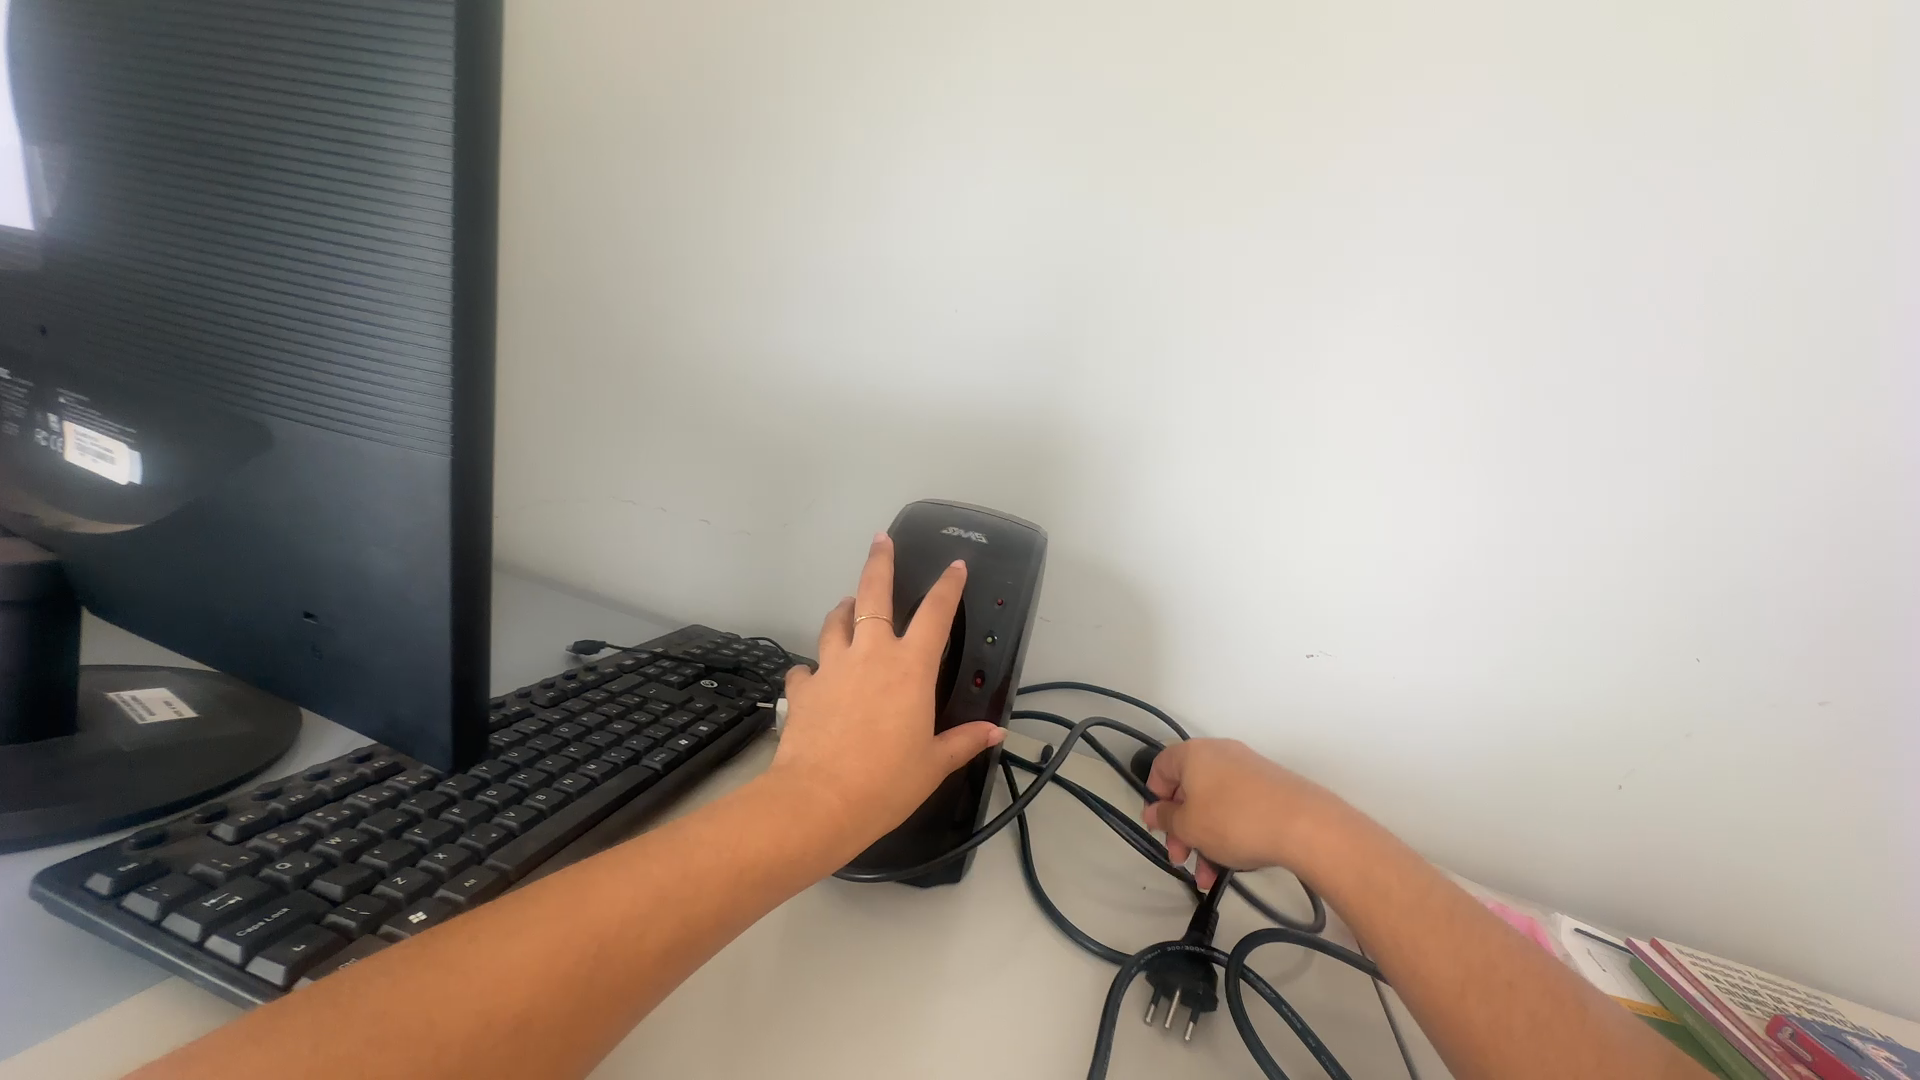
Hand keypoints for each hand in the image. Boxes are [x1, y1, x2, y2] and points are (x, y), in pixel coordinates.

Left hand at [765, 532, 1005, 849]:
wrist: (817, 802)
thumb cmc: (885, 783)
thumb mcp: (933, 765)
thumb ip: (964, 742)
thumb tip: (995, 733)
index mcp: (910, 668)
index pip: (936, 613)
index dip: (948, 586)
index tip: (955, 566)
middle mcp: (870, 655)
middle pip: (873, 593)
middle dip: (879, 562)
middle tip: (880, 540)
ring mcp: (832, 667)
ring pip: (836, 621)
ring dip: (843, 609)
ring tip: (846, 604)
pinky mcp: (803, 688)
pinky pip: (807, 667)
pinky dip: (814, 667)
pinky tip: (815, 676)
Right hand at [1141, 738, 1351, 888]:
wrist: (1305, 825)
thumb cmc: (1233, 820)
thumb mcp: (1189, 825)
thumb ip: (1165, 818)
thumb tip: (1153, 811)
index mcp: (1193, 754)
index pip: (1161, 768)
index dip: (1155, 798)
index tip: (1160, 826)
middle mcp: (1219, 754)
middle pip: (1188, 790)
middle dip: (1181, 828)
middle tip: (1182, 859)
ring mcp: (1248, 769)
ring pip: (1214, 804)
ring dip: (1205, 839)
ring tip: (1209, 876)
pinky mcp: (1270, 786)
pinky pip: (1238, 806)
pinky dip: (1229, 831)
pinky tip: (1234, 863)